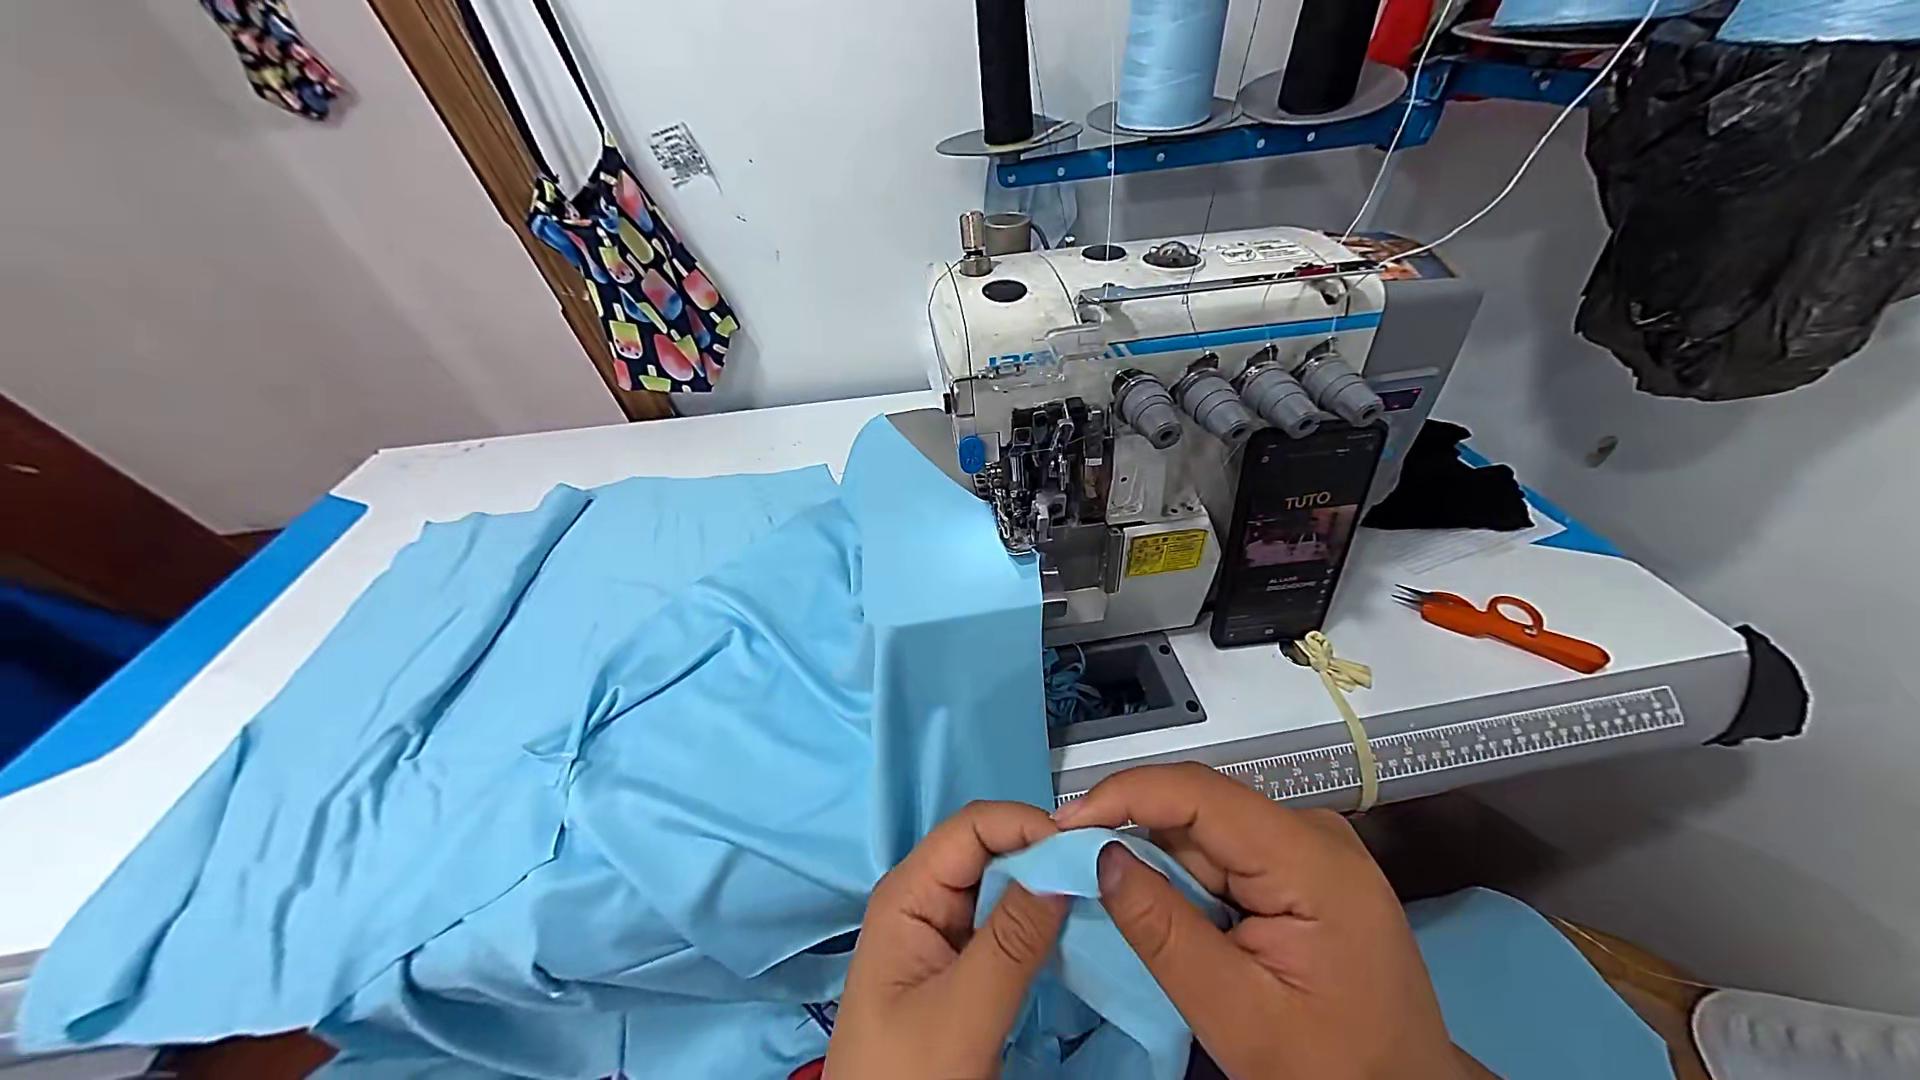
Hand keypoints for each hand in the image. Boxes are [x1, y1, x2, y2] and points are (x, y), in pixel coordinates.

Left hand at [827, 801, 1068, 1079]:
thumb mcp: (960, 1015)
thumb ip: (1011, 940)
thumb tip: (1063, 869)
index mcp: (909, 892)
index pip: (972, 827)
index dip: (1026, 825)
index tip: (1081, 847)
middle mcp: (925, 896)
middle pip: (989, 846)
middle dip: (1041, 849)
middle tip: (1096, 869)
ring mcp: (944, 926)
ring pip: (1002, 880)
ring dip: (1044, 880)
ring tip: (1091, 890)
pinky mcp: (963, 957)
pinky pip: (1006, 916)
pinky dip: (1039, 913)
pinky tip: (1068, 923)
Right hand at [1055, 764, 1487, 1079]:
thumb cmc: (1333, 1071)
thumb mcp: (1239, 1018)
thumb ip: (1164, 933)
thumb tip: (1098, 857)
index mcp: (1312, 861)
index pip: (1200, 793)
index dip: (1124, 795)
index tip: (1063, 825)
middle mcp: (1309, 830)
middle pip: (1196, 805)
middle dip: (1131, 832)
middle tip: (1073, 865)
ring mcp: (1303, 842)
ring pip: (1199, 826)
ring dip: (1153, 857)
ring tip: (1117, 895)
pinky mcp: (1292, 859)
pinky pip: (1215, 847)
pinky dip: (1178, 872)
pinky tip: (1164, 906)